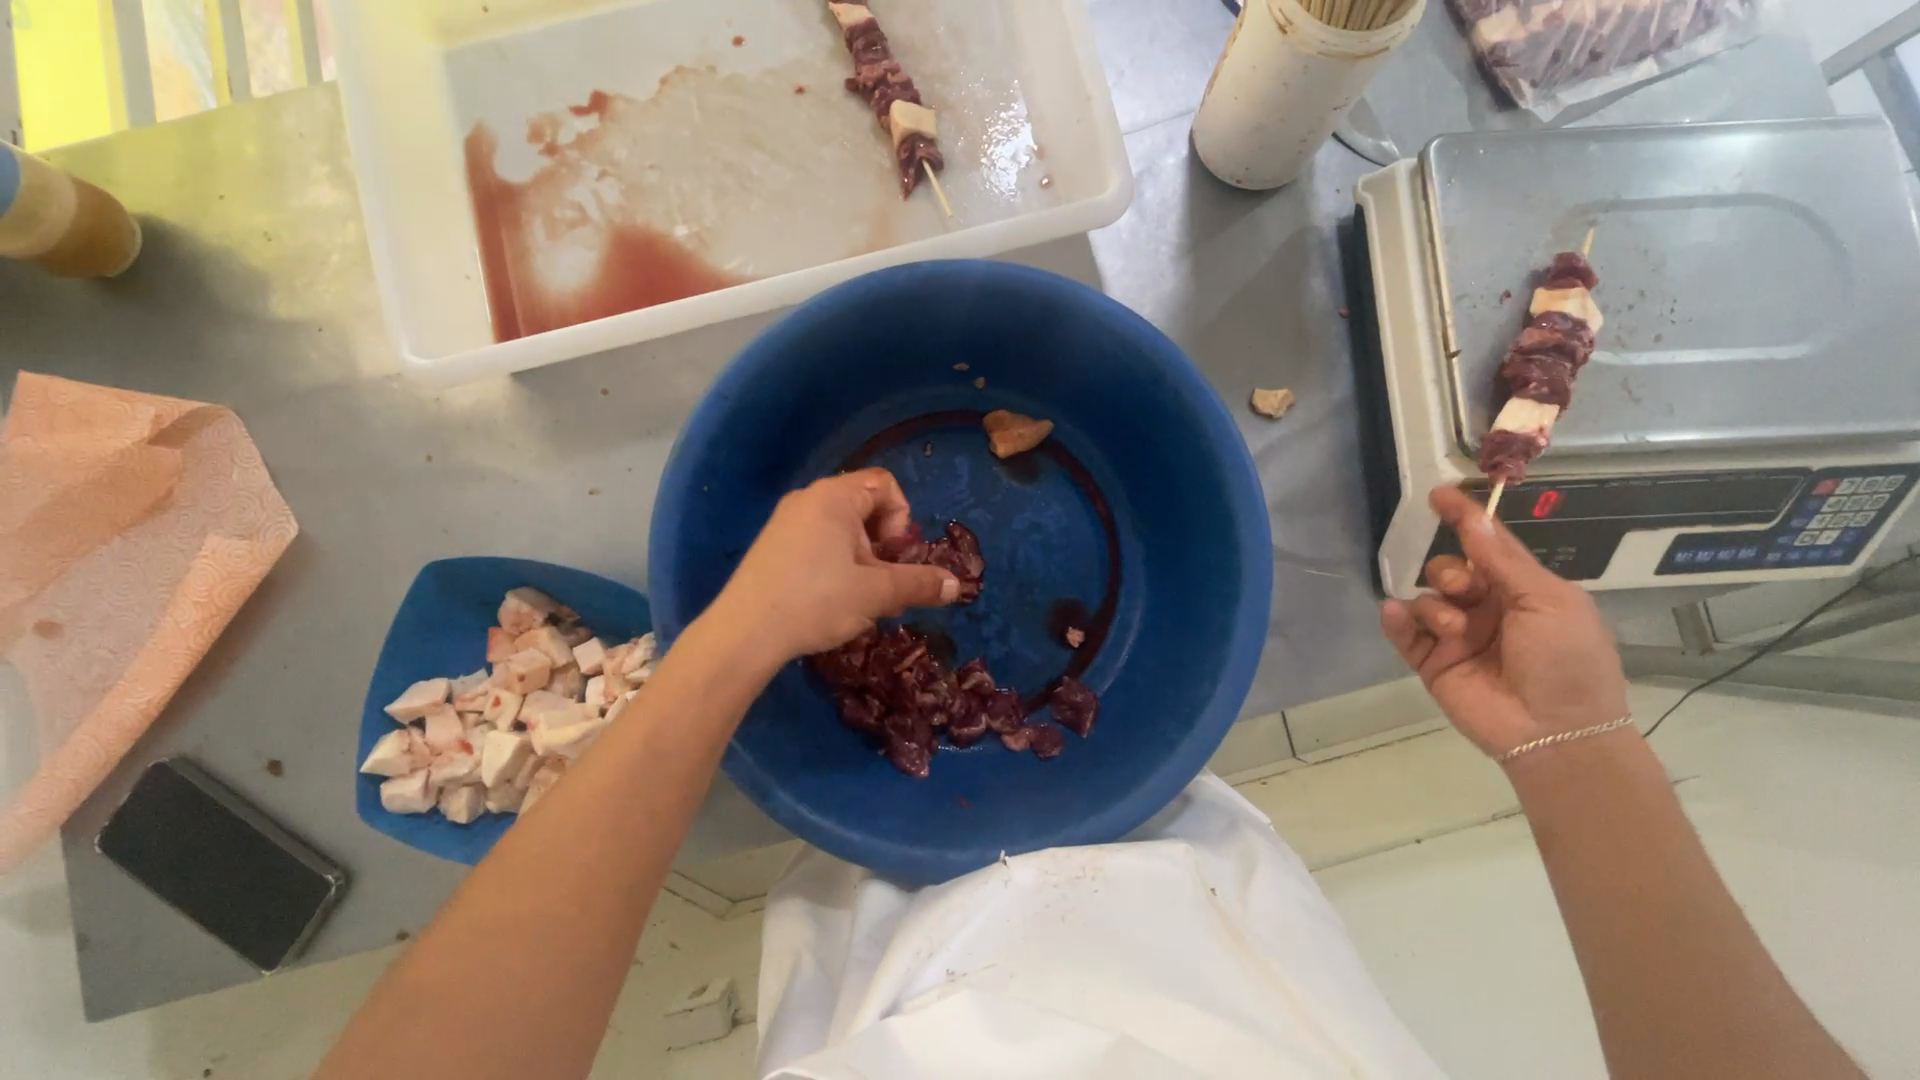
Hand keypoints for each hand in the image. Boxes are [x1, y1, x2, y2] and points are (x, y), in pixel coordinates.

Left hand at [705, 468, 959, 665]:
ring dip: (861, 561)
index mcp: (835, 496)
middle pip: (864, 507)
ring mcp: (785, 522)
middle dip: (883, 546)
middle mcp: (809, 499)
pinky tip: (829, 602)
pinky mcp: (771, 547)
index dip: (901, 519)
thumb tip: (957, 586)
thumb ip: (919, 584)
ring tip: (858, 599)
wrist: (745, 633)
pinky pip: (817, 543)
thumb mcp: (877, 593)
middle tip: (882, 583)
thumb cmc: (816, 600)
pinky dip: (834, 565)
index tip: (895, 556)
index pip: (886, 485)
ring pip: (841, 530)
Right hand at [1380, 485, 1629, 760]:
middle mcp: (1487, 608)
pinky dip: (1397, 620)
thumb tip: (1475, 518)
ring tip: (1455, 631)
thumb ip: (1503, 560)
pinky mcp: (1432, 663)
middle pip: (1449, 569)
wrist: (1556, 730)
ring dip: (1436, 606)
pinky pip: (1403, 632)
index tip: (1440, 495)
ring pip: (1426, 598)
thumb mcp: (1548, 601)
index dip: (1465, 519)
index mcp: (1522, 591)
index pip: (1488, 545)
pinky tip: (1397, 614)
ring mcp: (1457, 636)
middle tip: (1465, 590)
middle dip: (1450, 572)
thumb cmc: (1568, 660)